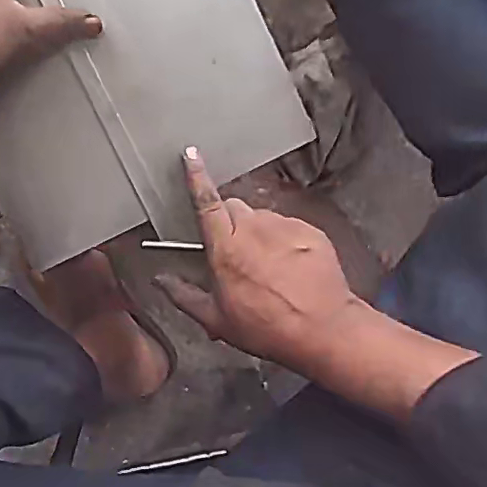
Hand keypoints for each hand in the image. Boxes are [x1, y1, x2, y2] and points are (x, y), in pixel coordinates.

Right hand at [154, 148, 477, 420]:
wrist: (325, 331)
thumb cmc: (268, 328)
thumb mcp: (216, 319)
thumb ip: (183, 295)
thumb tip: (161, 281)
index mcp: (226, 249)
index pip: (206, 202)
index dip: (196, 176)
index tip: (191, 156)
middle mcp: (255, 230)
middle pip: (234, 207)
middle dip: (229, 221)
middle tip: (234, 251)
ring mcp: (285, 229)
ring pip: (261, 217)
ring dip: (257, 232)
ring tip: (266, 266)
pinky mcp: (310, 232)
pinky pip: (288, 226)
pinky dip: (283, 240)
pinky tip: (288, 267)